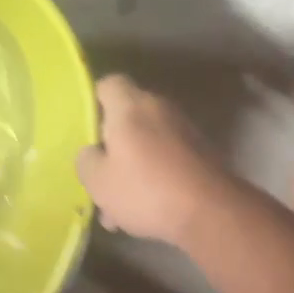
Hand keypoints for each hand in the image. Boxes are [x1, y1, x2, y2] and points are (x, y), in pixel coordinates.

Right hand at [76, 74, 228, 243]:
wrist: (207, 206)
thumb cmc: (145, 188)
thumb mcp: (99, 182)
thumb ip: (86, 161)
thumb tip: (91, 151)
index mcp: (131, 105)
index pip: (109, 83)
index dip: (95, 102)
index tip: (87, 130)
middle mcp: (157, 105)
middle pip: (127, 115)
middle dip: (112, 145)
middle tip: (100, 178)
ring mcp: (181, 125)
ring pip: (145, 139)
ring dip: (131, 165)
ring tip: (119, 208)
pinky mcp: (197, 146)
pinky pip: (165, 153)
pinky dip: (153, 172)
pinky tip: (146, 207)